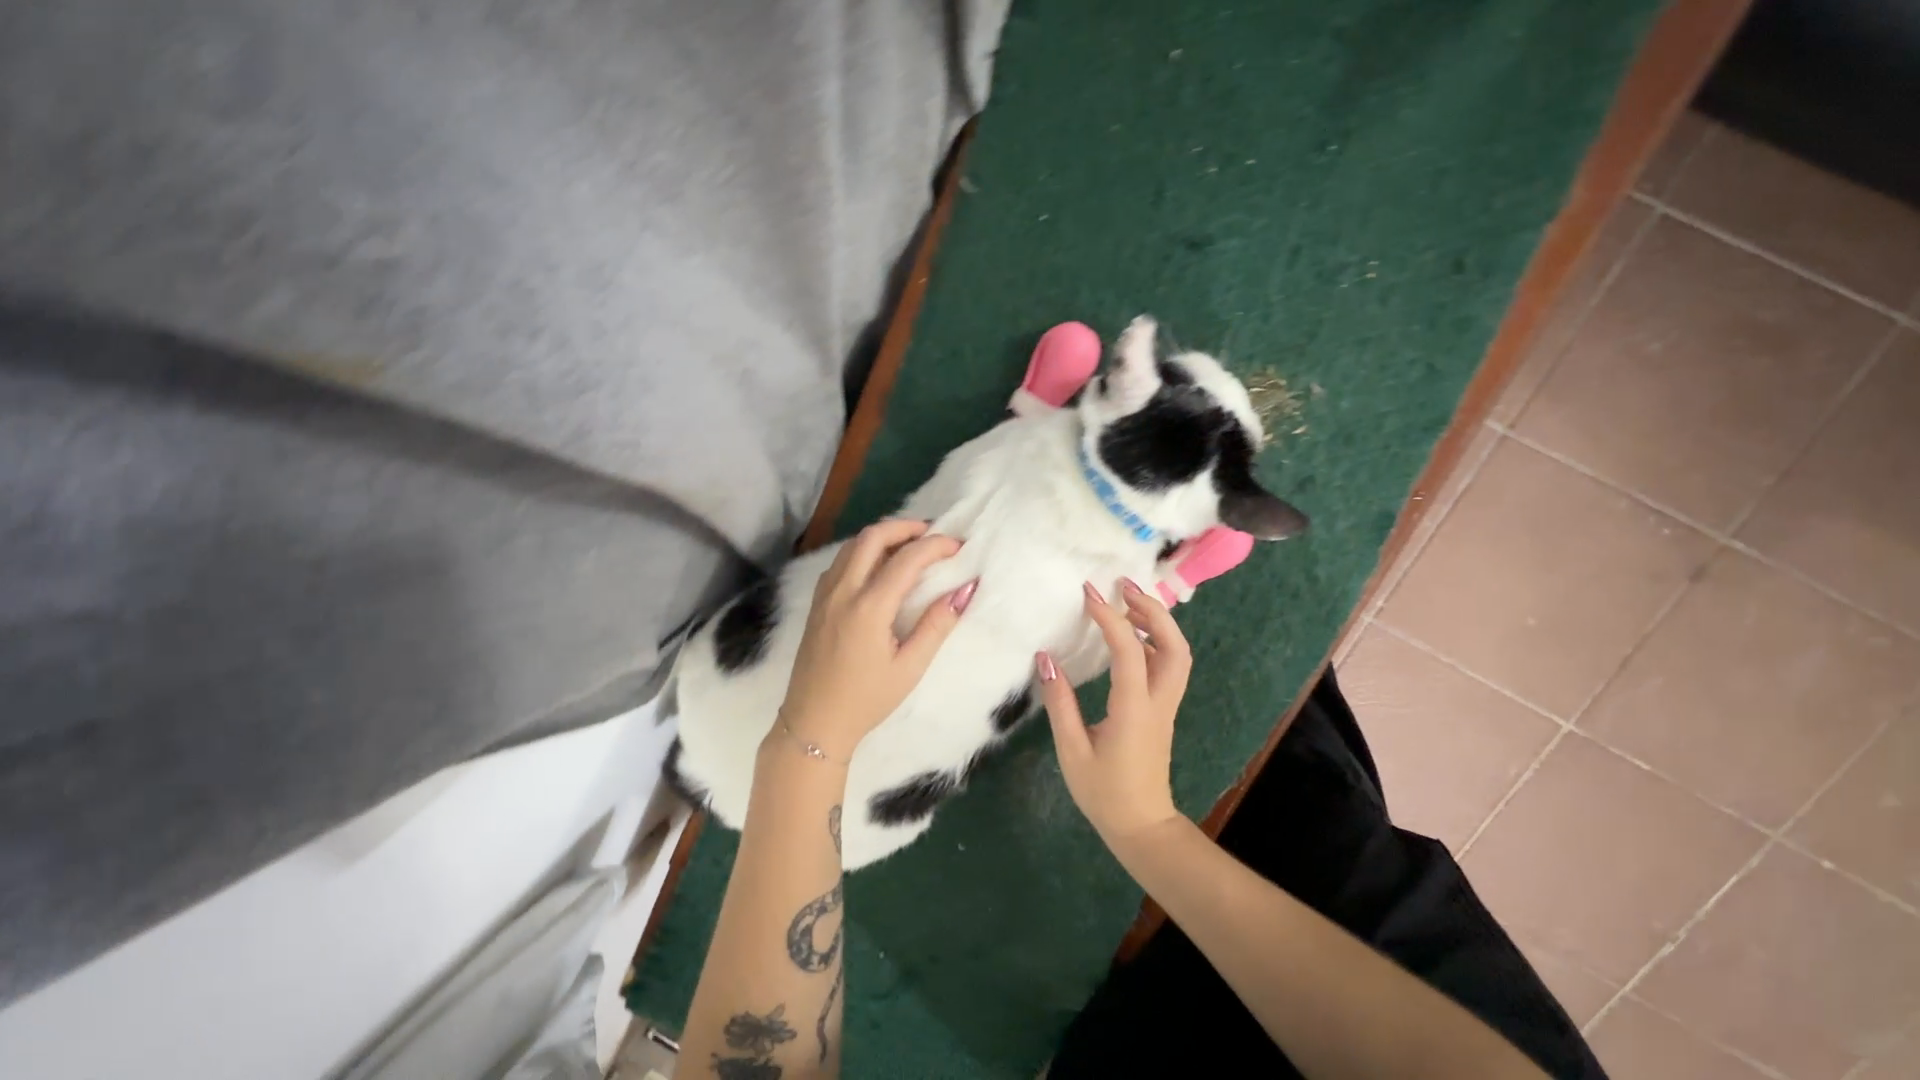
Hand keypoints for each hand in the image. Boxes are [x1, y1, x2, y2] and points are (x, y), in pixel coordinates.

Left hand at [776, 519, 974, 759]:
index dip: (935, 546)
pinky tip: (879, 567)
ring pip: (851, 545)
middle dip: (905, 527)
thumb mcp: (910, 668)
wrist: (814, 722)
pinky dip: (862, 552)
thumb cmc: (867, 700)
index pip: (907, 559)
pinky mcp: (816, 603)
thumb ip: (936, 625)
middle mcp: (843, 591)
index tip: (958, 547)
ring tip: (909, 546)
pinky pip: (840, 562)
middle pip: (872, 537)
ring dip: (882, 536)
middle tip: (932, 534)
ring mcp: (824, 595)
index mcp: (868, 607)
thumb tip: (965, 590)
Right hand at [1037, 578, 1190, 847]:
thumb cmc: (1103, 792)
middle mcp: (1158, 701)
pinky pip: (1169, 665)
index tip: (1089, 593)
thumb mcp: (1072, 749)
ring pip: (1178, 654)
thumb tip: (1045, 658)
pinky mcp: (1163, 711)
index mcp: (1135, 709)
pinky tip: (1131, 636)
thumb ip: (1060, 702)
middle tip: (1123, 586)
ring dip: (1158, 623)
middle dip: (1153, 609)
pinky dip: (1156, 640)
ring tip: (1127, 603)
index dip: (1110, 618)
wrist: (1141, 825)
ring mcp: (1166, 706)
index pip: (1129, 651)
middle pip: (1174, 645)